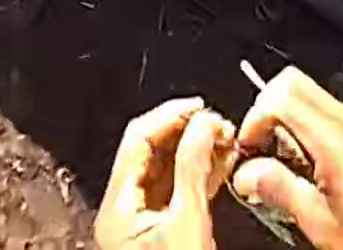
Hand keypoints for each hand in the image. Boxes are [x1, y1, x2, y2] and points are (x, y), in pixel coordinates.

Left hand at [96, 97, 237, 249]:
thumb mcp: (187, 224)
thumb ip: (194, 168)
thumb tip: (205, 122)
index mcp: (118, 208)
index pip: (139, 137)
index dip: (171, 115)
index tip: (201, 107)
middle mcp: (125, 212)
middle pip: (153, 150)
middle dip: (188, 130)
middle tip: (217, 123)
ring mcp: (143, 223)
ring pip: (169, 168)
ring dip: (198, 149)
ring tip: (225, 138)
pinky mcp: (164, 234)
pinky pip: (180, 189)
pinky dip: (201, 173)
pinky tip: (222, 161)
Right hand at [231, 67, 342, 249]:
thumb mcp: (323, 226)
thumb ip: (280, 191)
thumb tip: (247, 174)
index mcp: (333, 139)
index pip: (279, 97)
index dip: (255, 120)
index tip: (248, 151)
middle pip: (289, 81)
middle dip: (264, 108)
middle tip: (258, 148)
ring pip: (303, 91)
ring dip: (280, 116)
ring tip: (277, 160)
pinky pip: (317, 107)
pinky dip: (298, 122)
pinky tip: (300, 163)